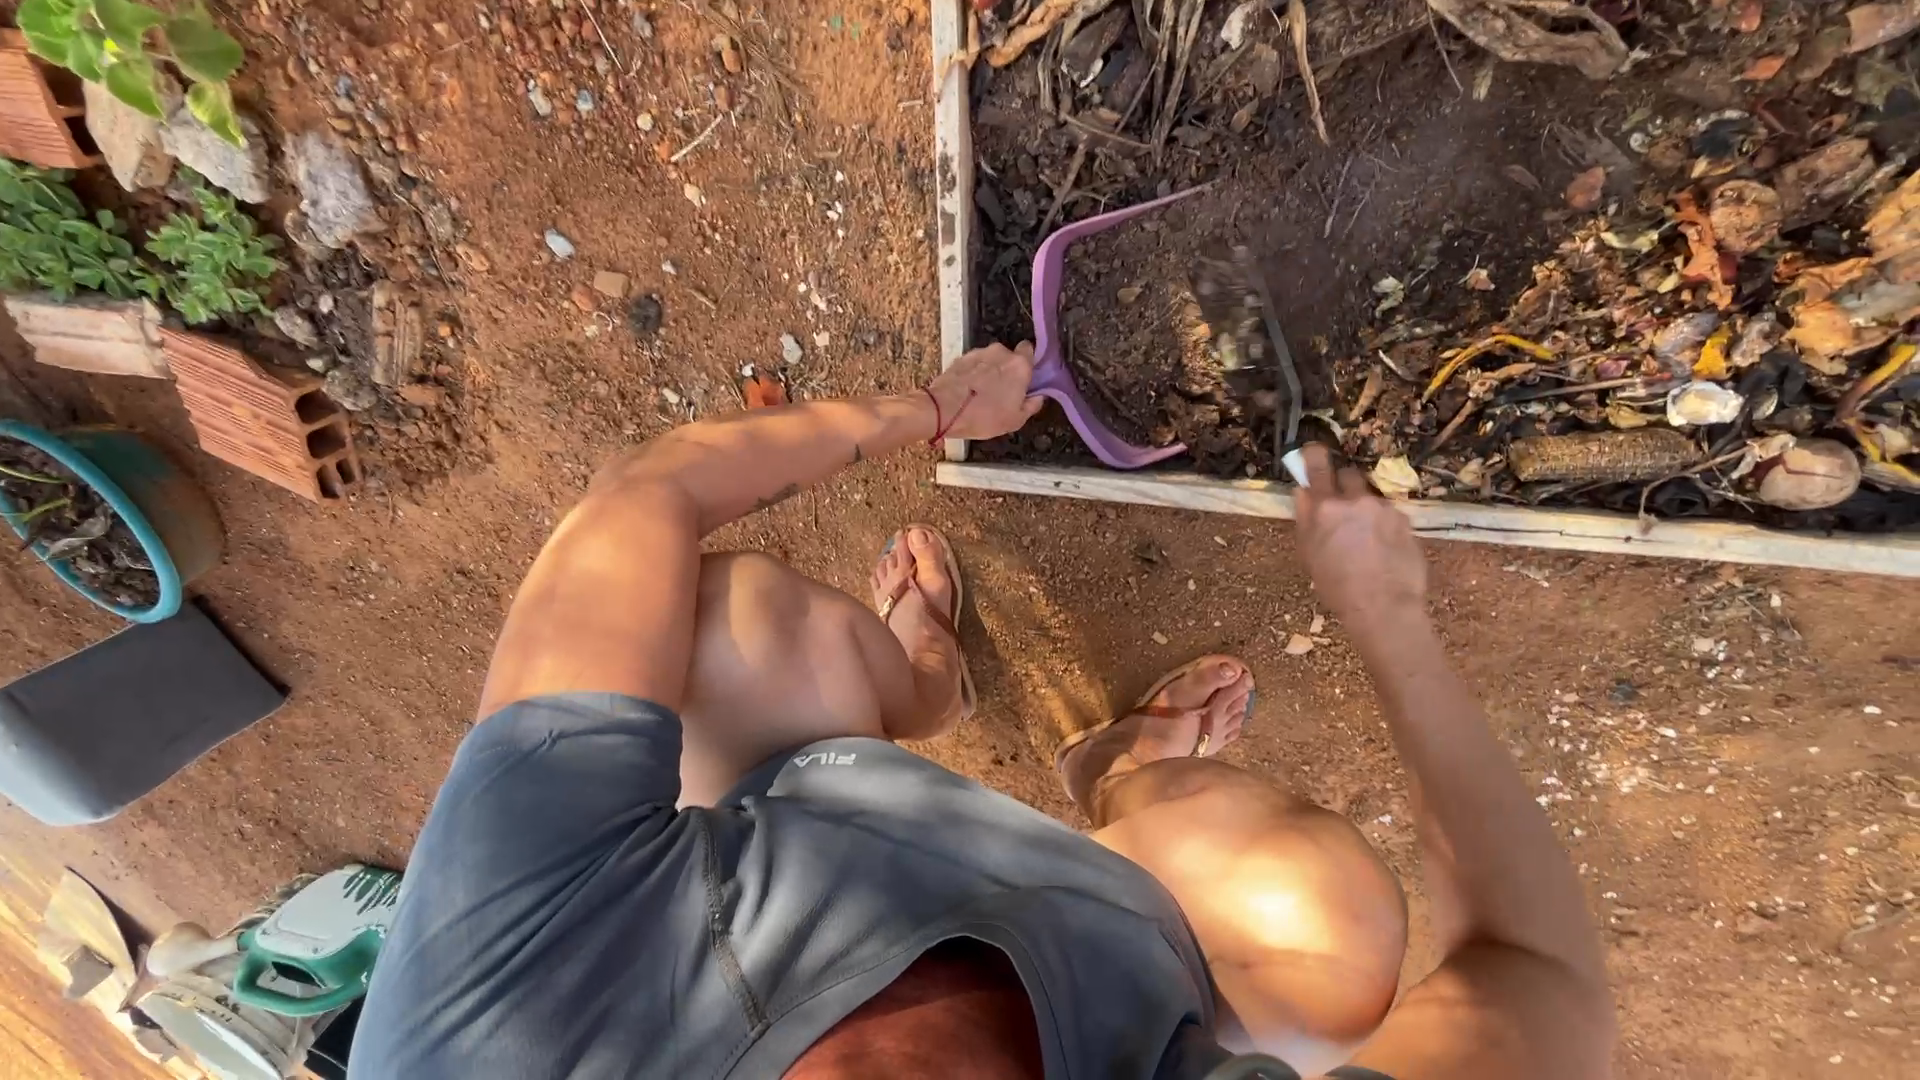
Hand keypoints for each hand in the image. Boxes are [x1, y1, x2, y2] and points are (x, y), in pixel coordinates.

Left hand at [925, 342, 1045, 440]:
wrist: (943, 410)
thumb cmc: (983, 417)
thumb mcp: (1015, 421)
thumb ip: (1031, 405)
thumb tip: (1038, 397)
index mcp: (1019, 366)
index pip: (1029, 350)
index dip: (1027, 364)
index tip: (1023, 379)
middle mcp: (1000, 352)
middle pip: (1008, 357)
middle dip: (1006, 370)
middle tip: (1002, 392)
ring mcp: (979, 353)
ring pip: (990, 360)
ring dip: (989, 372)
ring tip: (981, 394)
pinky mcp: (961, 357)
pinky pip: (974, 364)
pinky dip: (973, 373)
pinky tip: (968, 391)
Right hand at [1294, 445, 1427, 635]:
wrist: (1383, 607)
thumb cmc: (1336, 585)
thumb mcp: (1309, 553)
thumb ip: (1305, 518)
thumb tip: (1303, 491)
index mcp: (1325, 509)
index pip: (1319, 467)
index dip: (1315, 455)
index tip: (1314, 448)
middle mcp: (1356, 501)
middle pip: (1349, 475)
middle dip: (1343, 485)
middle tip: (1340, 506)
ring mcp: (1384, 509)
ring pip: (1370, 498)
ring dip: (1364, 509)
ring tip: (1363, 538)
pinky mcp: (1406, 521)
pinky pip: (1389, 514)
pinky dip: (1383, 524)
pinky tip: (1381, 548)